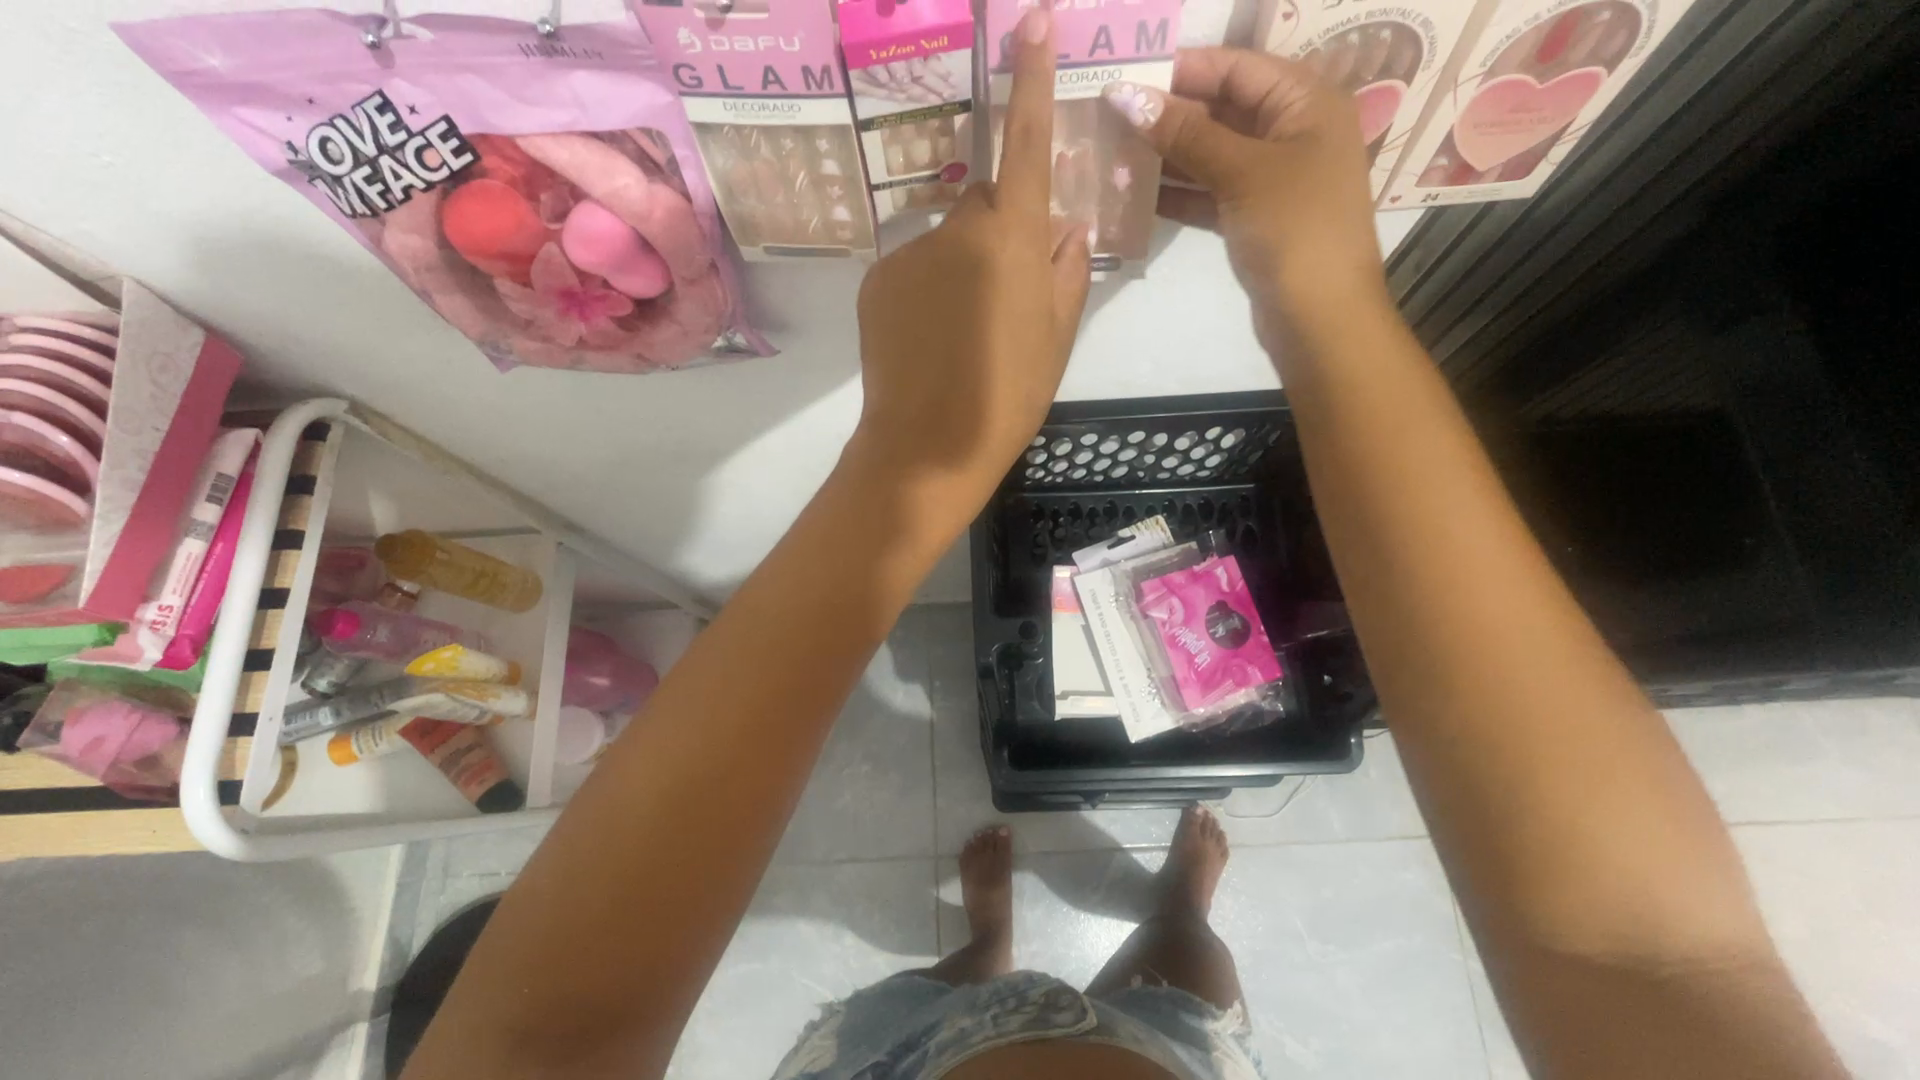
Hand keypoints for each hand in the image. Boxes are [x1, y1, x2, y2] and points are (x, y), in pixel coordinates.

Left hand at [852, 6, 1091, 497]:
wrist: (926, 447)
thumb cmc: (1009, 397)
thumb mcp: (1057, 339)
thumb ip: (1066, 273)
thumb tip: (1068, 227)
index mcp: (1015, 239)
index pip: (1026, 143)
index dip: (1029, 79)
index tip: (1030, 19)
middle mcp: (957, 229)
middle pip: (985, 203)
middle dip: (1001, 230)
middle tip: (1007, 296)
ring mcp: (910, 253)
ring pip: (948, 240)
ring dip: (962, 267)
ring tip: (965, 334)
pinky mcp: (876, 280)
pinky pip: (913, 266)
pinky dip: (927, 289)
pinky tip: (931, 339)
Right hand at [1100, 48, 1384, 342]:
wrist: (1320, 317)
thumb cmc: (1294, 229)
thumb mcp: (1240, 172)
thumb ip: (1184, 133)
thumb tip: (1125, 95)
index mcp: (1306, 102)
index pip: (1236, 68)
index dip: (1181, 70)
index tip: (1125, 77)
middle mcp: (1294, 131)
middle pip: (1222, 108)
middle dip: (1168, 114)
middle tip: (1109, 116)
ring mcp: (1274, 178)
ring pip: (1212, 153)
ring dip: (1166, 155)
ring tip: (1113, 152)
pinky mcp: (1255, 217)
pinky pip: (1211, 192)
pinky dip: (1178, 192)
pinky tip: (1135, 194)